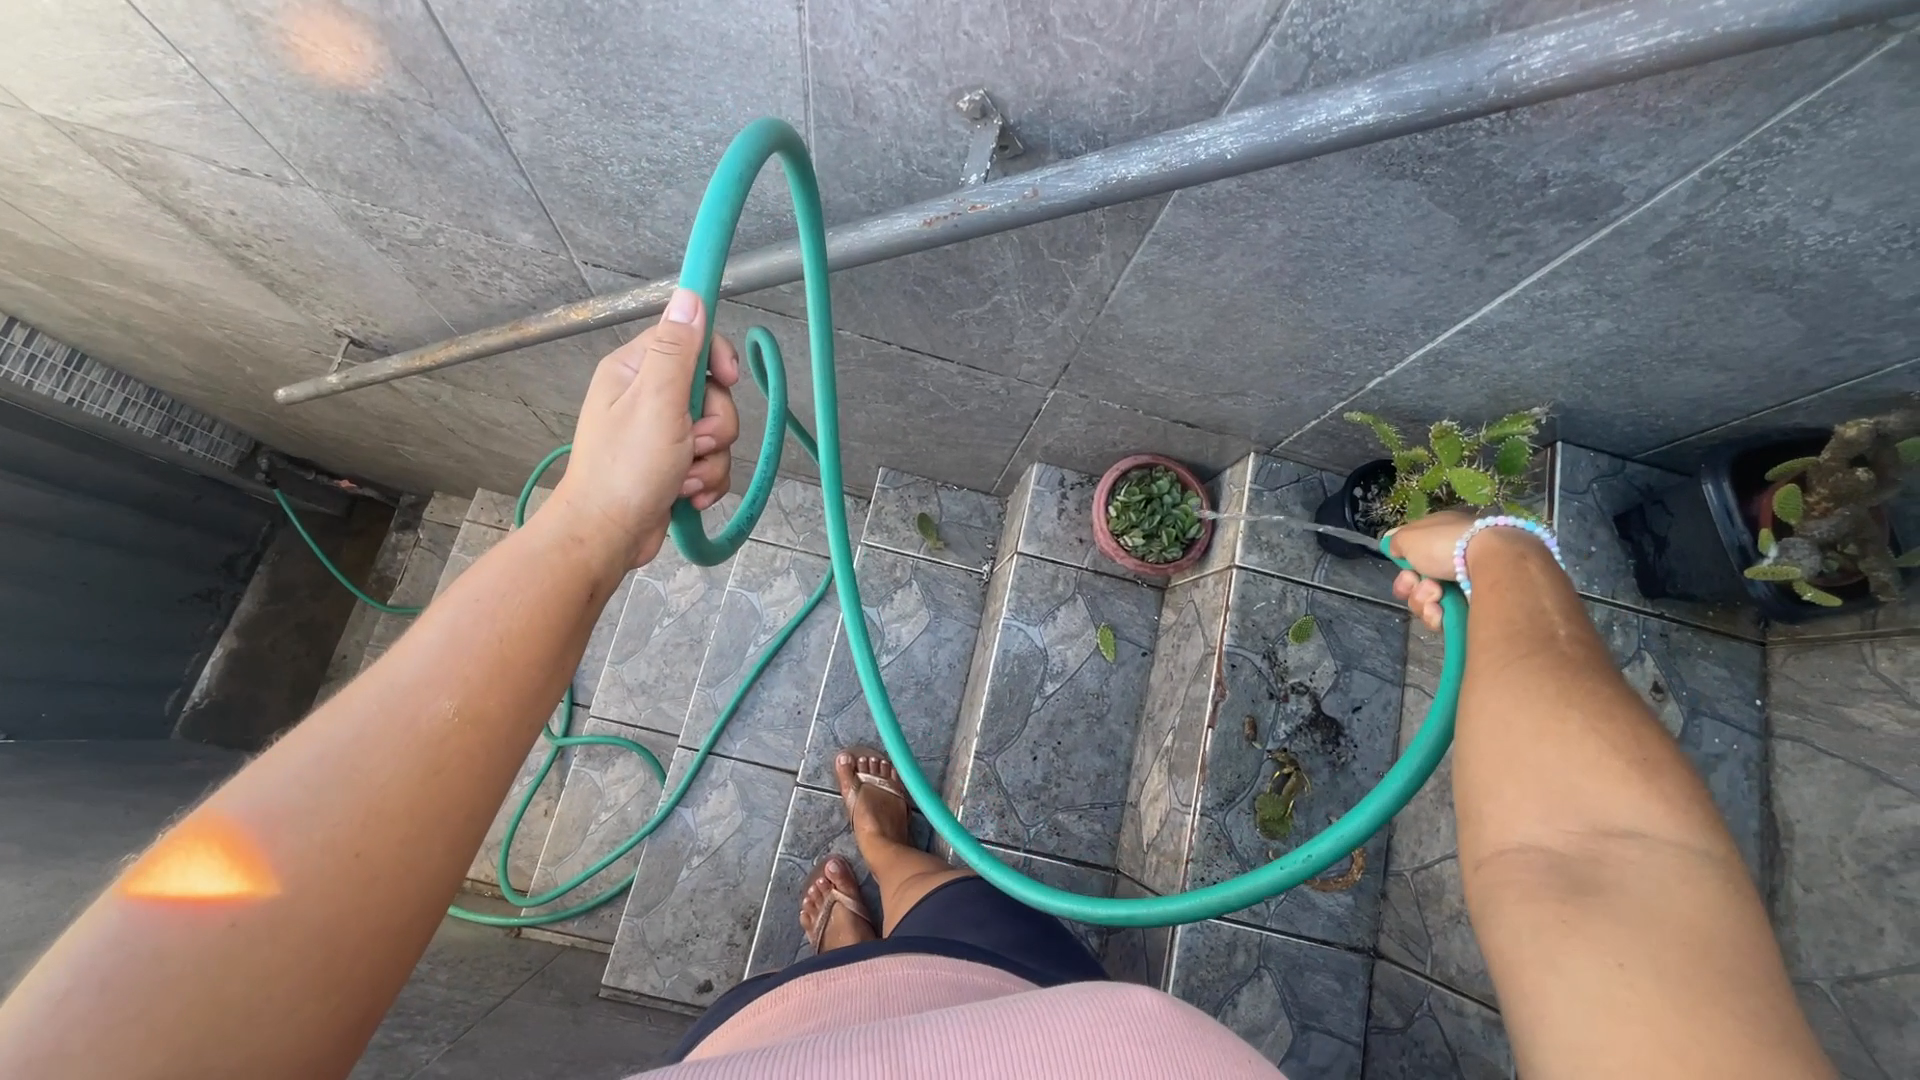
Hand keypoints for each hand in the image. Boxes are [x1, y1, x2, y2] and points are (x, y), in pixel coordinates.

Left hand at [549, 288, 740, 568]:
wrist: (609, 535)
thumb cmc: (625, 469)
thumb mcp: (656, 401)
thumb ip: (677, 349)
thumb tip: (690, 296)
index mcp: (635, 370)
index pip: (691, 340)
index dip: (717, 358)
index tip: (729, 379)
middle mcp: (648, 398)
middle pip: (713, 393)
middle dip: (716, 424)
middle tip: (694, 442)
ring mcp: (662, 435)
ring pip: (717, 433)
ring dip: (711, 459)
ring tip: (684, 477)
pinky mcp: (674, 466)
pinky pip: (712, 463)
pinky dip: (707, 480)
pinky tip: (688, 495)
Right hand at [1386, 510, 1472, 631]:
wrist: (1495, 563)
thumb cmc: (1448, 544)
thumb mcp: (1411, 536)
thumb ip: (1396, 542)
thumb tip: (1395, 547)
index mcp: (1445, 539)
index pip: (1417, 558)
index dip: (1405, 568)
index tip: (1404, 571)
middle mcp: (1457, 561)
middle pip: (1420, 583)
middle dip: (1413, 587)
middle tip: (1418, 584)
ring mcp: (1468, 585)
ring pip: (1429, 602)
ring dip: (1422, 601)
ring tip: (1435, 595)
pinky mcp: (1476, 609)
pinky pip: (1444, 618)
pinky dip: (1437, 615)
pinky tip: (1441, 610)